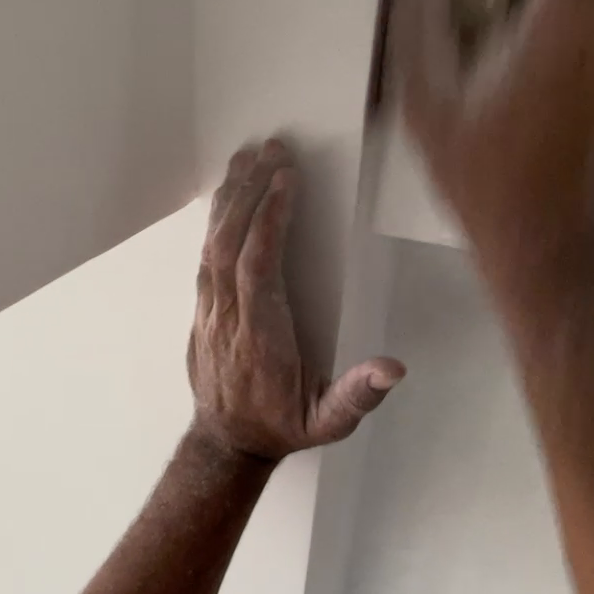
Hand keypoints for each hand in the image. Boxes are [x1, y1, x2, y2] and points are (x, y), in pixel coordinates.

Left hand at [188, 139, 406, 462]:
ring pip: (211, 247)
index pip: (258, 267)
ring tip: (246, 158)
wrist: (226, 444)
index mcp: (261, 338)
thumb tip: (391, 369)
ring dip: (229, 200)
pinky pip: (204, 259)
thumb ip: (356, 396)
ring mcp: (209, 314)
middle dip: (249, 193)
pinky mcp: (201, 312)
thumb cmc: (281, 426)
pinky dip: (216, 223)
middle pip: (229, 244)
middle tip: (269, 149)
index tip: (287, 178)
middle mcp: (228, 319)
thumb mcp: (325, 422)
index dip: (269, 220)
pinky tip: (227, 197)